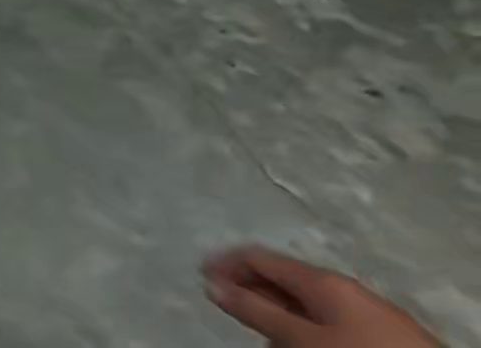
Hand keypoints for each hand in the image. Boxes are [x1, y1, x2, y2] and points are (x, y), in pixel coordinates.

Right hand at [202, 245, 438, 347]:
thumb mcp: (302, 338)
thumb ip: (254, 308)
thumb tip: (210, 283)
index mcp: (322, 278)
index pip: (256, 255)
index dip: (223, 262)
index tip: (200, 277)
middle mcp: (345, 286)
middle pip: (284, 279)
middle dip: (254, 293)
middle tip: (232, 312)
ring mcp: (373, 312)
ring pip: (310, 304)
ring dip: (281, 315)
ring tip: (267, 337)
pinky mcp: (393, 336)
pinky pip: (336, 321)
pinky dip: (310, 328)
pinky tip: (305, 344)